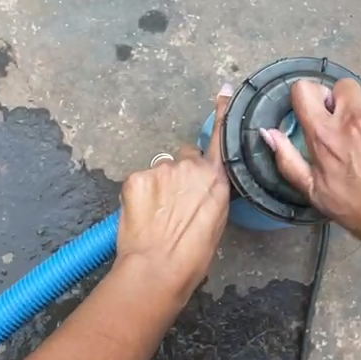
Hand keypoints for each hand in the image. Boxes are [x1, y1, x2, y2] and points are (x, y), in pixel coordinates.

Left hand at [114, 86, 235, 294]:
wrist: (158, 269)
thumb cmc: (192, 258)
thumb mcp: (216, 224)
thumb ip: (211, 196)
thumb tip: (200, 192)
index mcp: (217, 179)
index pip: (220, 137)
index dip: (222, 113)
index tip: (223, 91)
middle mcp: (191, 167)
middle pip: (184, 158)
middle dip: (179, 175)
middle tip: (174, 205)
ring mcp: (162, 169)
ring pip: (160, 171)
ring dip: (158, 187)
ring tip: (157, 216)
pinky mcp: (137, 176)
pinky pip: (139, 180)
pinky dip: (139, 195)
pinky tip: (143, 215)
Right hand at [261, 79, 360, 252]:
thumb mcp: (317, 194)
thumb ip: (288, 160)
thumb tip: (269, 134)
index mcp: (325, 136)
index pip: (305, 89)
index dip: (309, 96)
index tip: (315, 110)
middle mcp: (353, 120)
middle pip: (342, 86)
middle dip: (343, 102)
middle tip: (348, 128)